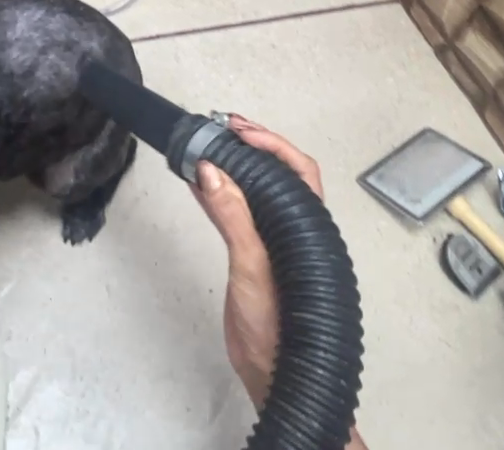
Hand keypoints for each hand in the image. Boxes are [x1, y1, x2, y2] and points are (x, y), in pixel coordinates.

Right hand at [193, 116, 367, 449]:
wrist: (273, 374)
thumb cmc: (273, 325)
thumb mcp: (252, 267)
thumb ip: (234, 218)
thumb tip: (210, 170)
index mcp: (306, 228)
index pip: (298, 171)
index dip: (271, 145)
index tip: (236, 130)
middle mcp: (293, 229)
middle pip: (279, 175)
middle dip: (253, 147)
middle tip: (222, 128)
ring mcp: (272, 241)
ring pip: (257, 191)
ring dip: (234, 167)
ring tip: (208, 145)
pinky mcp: (252, 255)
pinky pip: (235, 213)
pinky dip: (218, 193)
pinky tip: (197, 181)